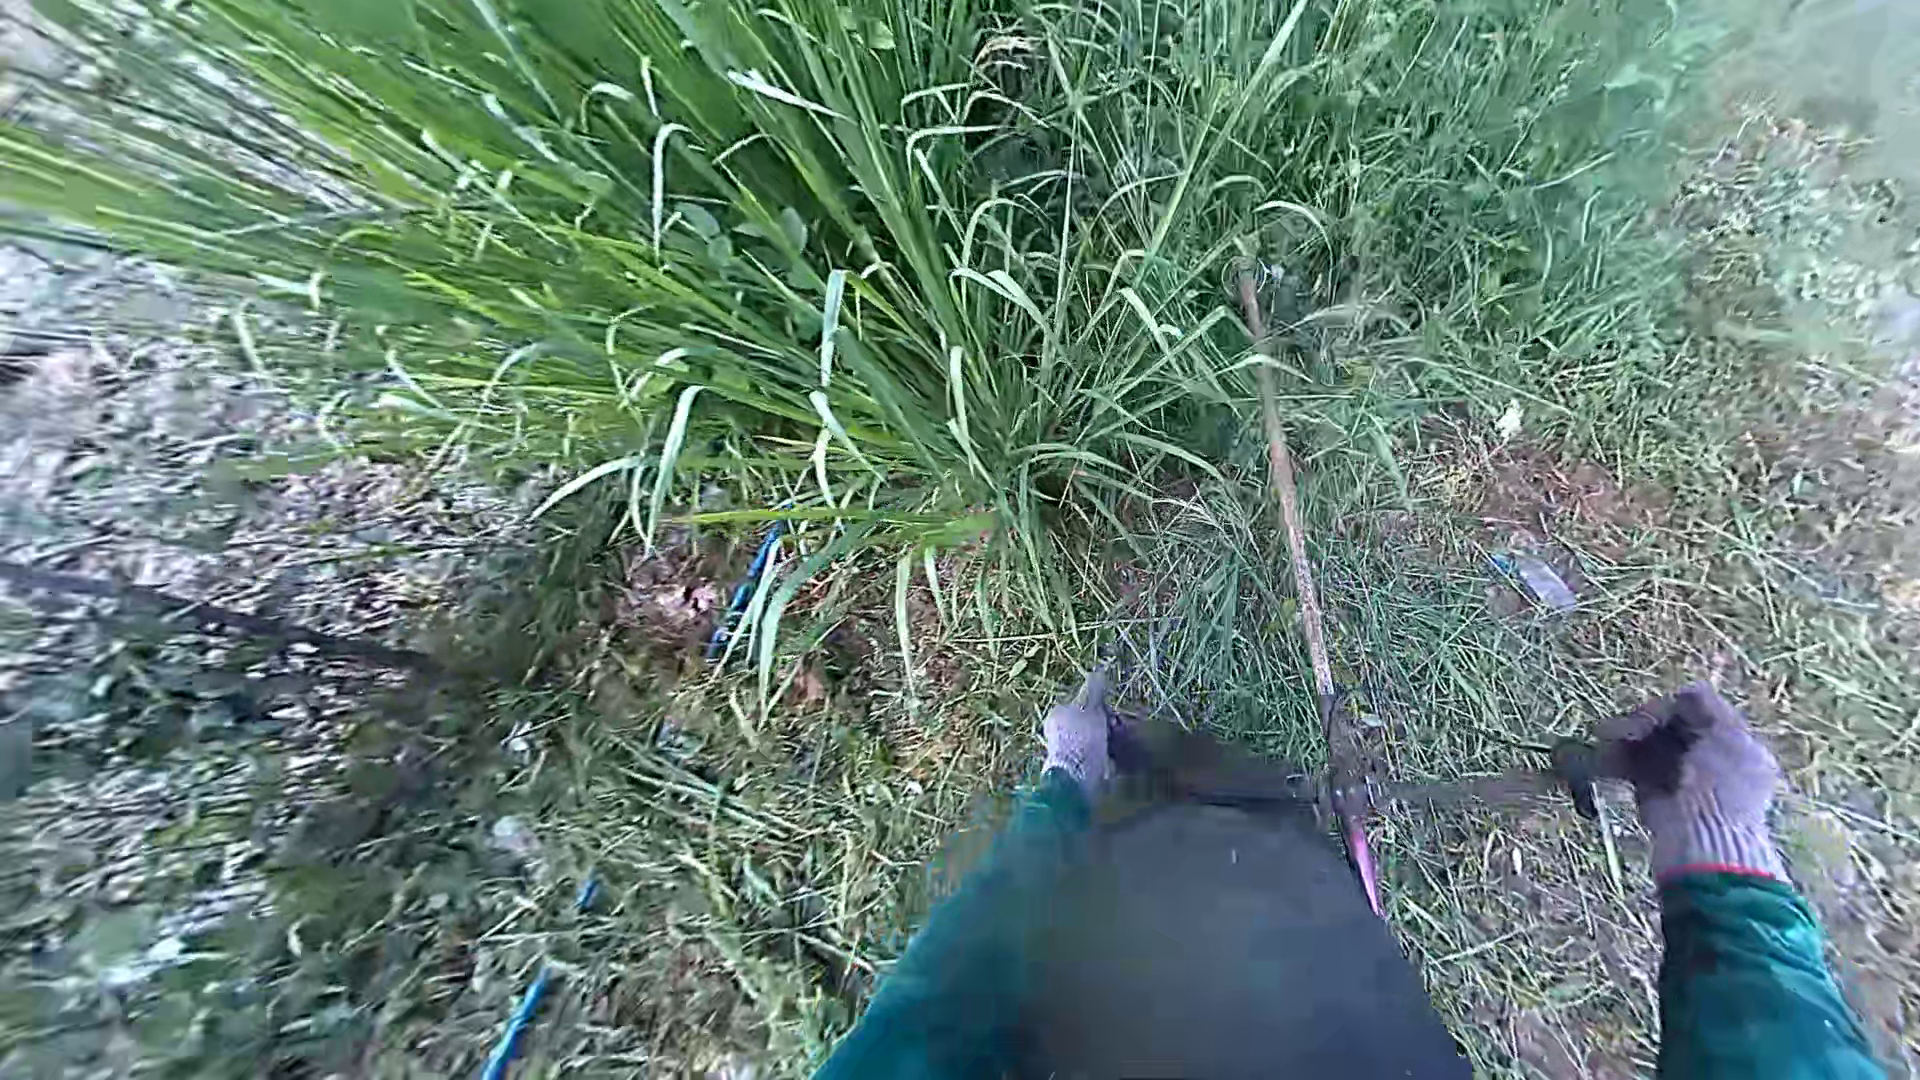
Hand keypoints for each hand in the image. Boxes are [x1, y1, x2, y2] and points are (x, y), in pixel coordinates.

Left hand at [1043, 665, 1112, 792]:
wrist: (1076, 780)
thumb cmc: (1081, 739)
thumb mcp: (1089, 708)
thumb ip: (1093, 689)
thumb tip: (1098, 670)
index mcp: (1058, 714)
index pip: (1084, 704)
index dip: (1102, 707)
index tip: (1114, 714)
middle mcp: (1059, 732)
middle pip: (1091, 722)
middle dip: (1108, 726)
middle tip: (1120, 731)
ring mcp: (1067, 752)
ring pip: (1096, 741)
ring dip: (1111, 743)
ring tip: (1120, 747)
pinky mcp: (1077, 770)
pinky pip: (1097, 759)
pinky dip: (1108, 759)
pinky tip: (1115, 762)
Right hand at [1600, 682, 1785, 881]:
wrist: (1698, 831)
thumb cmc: (1721, 785)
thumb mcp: (1729, 741)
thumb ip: (1711, 709)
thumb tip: (1692, 685)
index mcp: (1726, 741)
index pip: (1685, 709)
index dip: (1663, 708)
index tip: (1649, 718)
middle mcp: (1699, 750)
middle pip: (1655, 721)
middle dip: (1634, 723)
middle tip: (1625, 734)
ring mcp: (1670, 766)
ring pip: (1633, 737)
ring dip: (1617, 738)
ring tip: (1607, 746)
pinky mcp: (1644, 780)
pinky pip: (1620, 758)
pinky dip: (1609, 757)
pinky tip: (1604, 762)